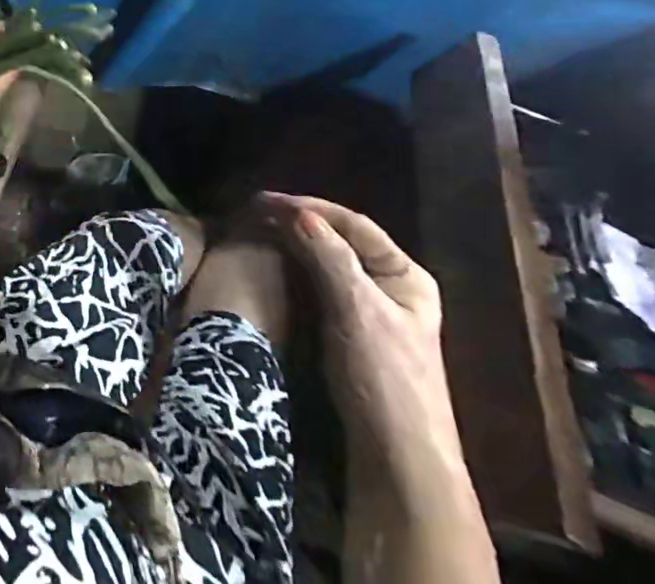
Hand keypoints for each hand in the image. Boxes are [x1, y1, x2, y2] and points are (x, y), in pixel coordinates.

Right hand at [256, 193, 461, 476]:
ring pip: (324, 260)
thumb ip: (330, 258)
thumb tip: (297, 211)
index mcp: (404, 276)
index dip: (308, 207)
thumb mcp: (358, 312)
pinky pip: (315, 284)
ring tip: (252, 230)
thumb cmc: (385, 379)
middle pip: (338, 239)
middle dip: (295, 220)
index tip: (261, 200)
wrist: (396, 455)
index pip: (353, 224)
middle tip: (250, 211)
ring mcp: (367, 308)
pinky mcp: (346, 329)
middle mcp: (388, 285)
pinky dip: (290, 267)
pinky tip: (266, 264)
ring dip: (290, 242)